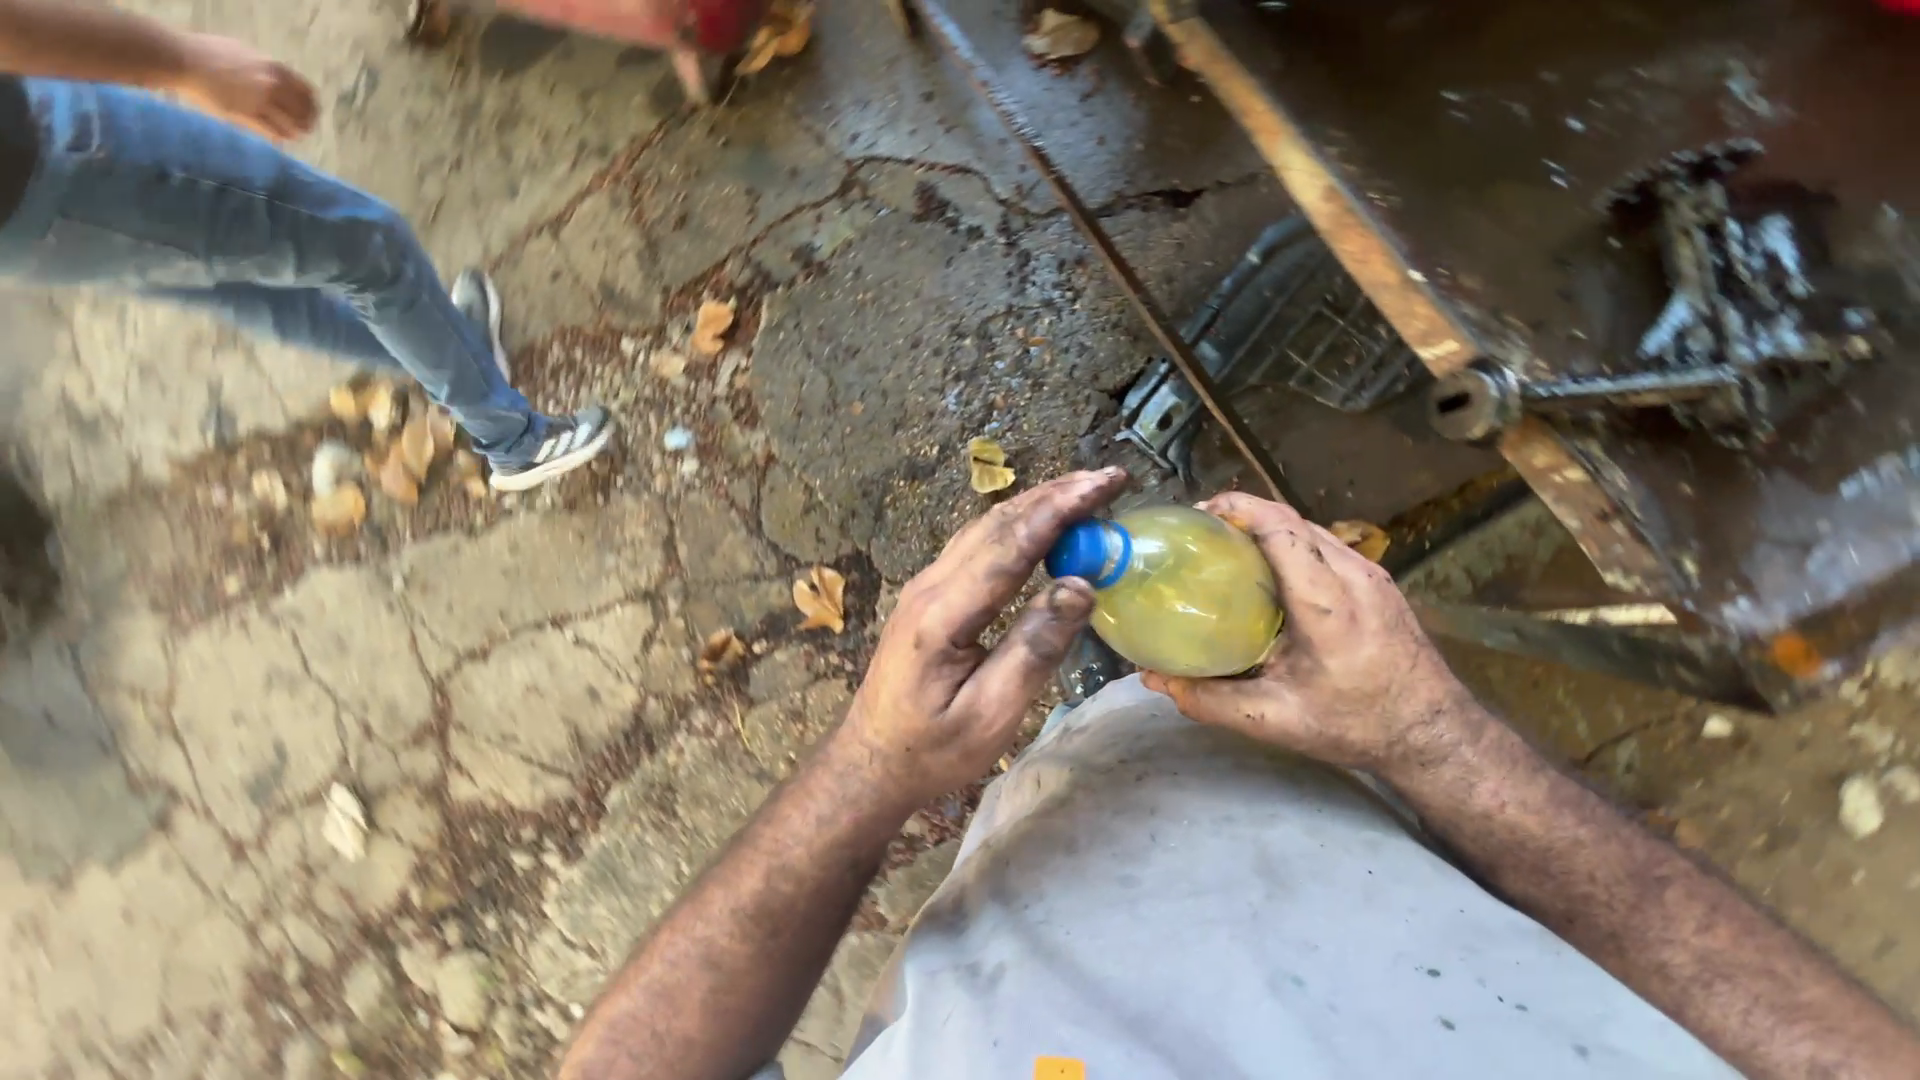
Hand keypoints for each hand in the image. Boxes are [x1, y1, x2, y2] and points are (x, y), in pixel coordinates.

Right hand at [174, 33, 317, 140]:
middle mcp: (272, 85)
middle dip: (307, 122)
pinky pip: (273, 133)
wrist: (179, 58)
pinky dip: (280, 138)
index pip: (308, 93)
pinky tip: (280, 139)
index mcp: (274, 68)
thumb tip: (282, 80)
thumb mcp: (244, 52)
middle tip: (305, 128)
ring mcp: (260, 100)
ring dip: (296, 133)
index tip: (311, 112)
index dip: (312, 105)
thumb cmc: (207, 52)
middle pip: (305, 113)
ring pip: (292, 126)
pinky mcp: (246, 114)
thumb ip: (266, 68)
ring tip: (294, 135)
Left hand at [832, 468, 1127, 809]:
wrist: (873, 760)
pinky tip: (1042, 524)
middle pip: (998, 524)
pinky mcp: (929, 594)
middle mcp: (930, 586)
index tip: (1107, 484)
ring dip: (1037, 504)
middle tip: (1110, 480)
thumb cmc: (933, 749)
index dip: (1061, 509)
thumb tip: (1079, 586)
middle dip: (1057, 494)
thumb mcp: (991, 715)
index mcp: (943, 615)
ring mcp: (925, 586)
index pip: (1010, 545)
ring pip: (985, 528)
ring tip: (1086, 491)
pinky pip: (977, 544)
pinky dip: (1018, 525)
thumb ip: (1034, 650)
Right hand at [1141, 492, 1484, 779]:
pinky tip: (1269, 569)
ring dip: (1268, 525)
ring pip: (1312, 529)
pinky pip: (1327, 545)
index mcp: (1327, 603)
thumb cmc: (1355, 726)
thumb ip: (1209, 700)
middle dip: (1244, 513)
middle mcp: (1354, 576)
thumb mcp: (1274, 720)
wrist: (1434, 735)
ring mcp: (1372, 575)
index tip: (1198, 515)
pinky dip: (1291, 543)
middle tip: (1201, 531)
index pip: (1282, 529)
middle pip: (1293, 520)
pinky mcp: (1379, 583)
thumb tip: (1155, 681)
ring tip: (1227, 545)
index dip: (1239, 509)